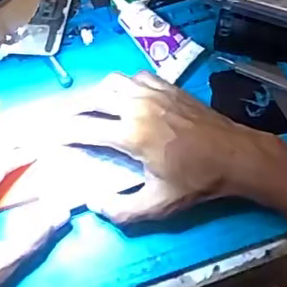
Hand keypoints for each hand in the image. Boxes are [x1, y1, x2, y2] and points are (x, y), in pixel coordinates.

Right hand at [61, 71, 267, 223]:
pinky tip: (125, 96)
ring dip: (97, 93)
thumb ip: (123, 210)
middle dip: (74, 109)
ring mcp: (151, 92)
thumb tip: (94, 204)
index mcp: (130, 134)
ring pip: (112, 82)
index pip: (85, 128)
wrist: (235, 154)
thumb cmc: (197, 182)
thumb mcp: (160, 205)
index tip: (52, 136)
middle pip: (92, 99)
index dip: (64, 132)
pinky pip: (134, 76)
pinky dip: (123, 84)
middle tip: (66, 120)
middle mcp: (135, 106)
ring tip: (92, 106)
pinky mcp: (166, 85)